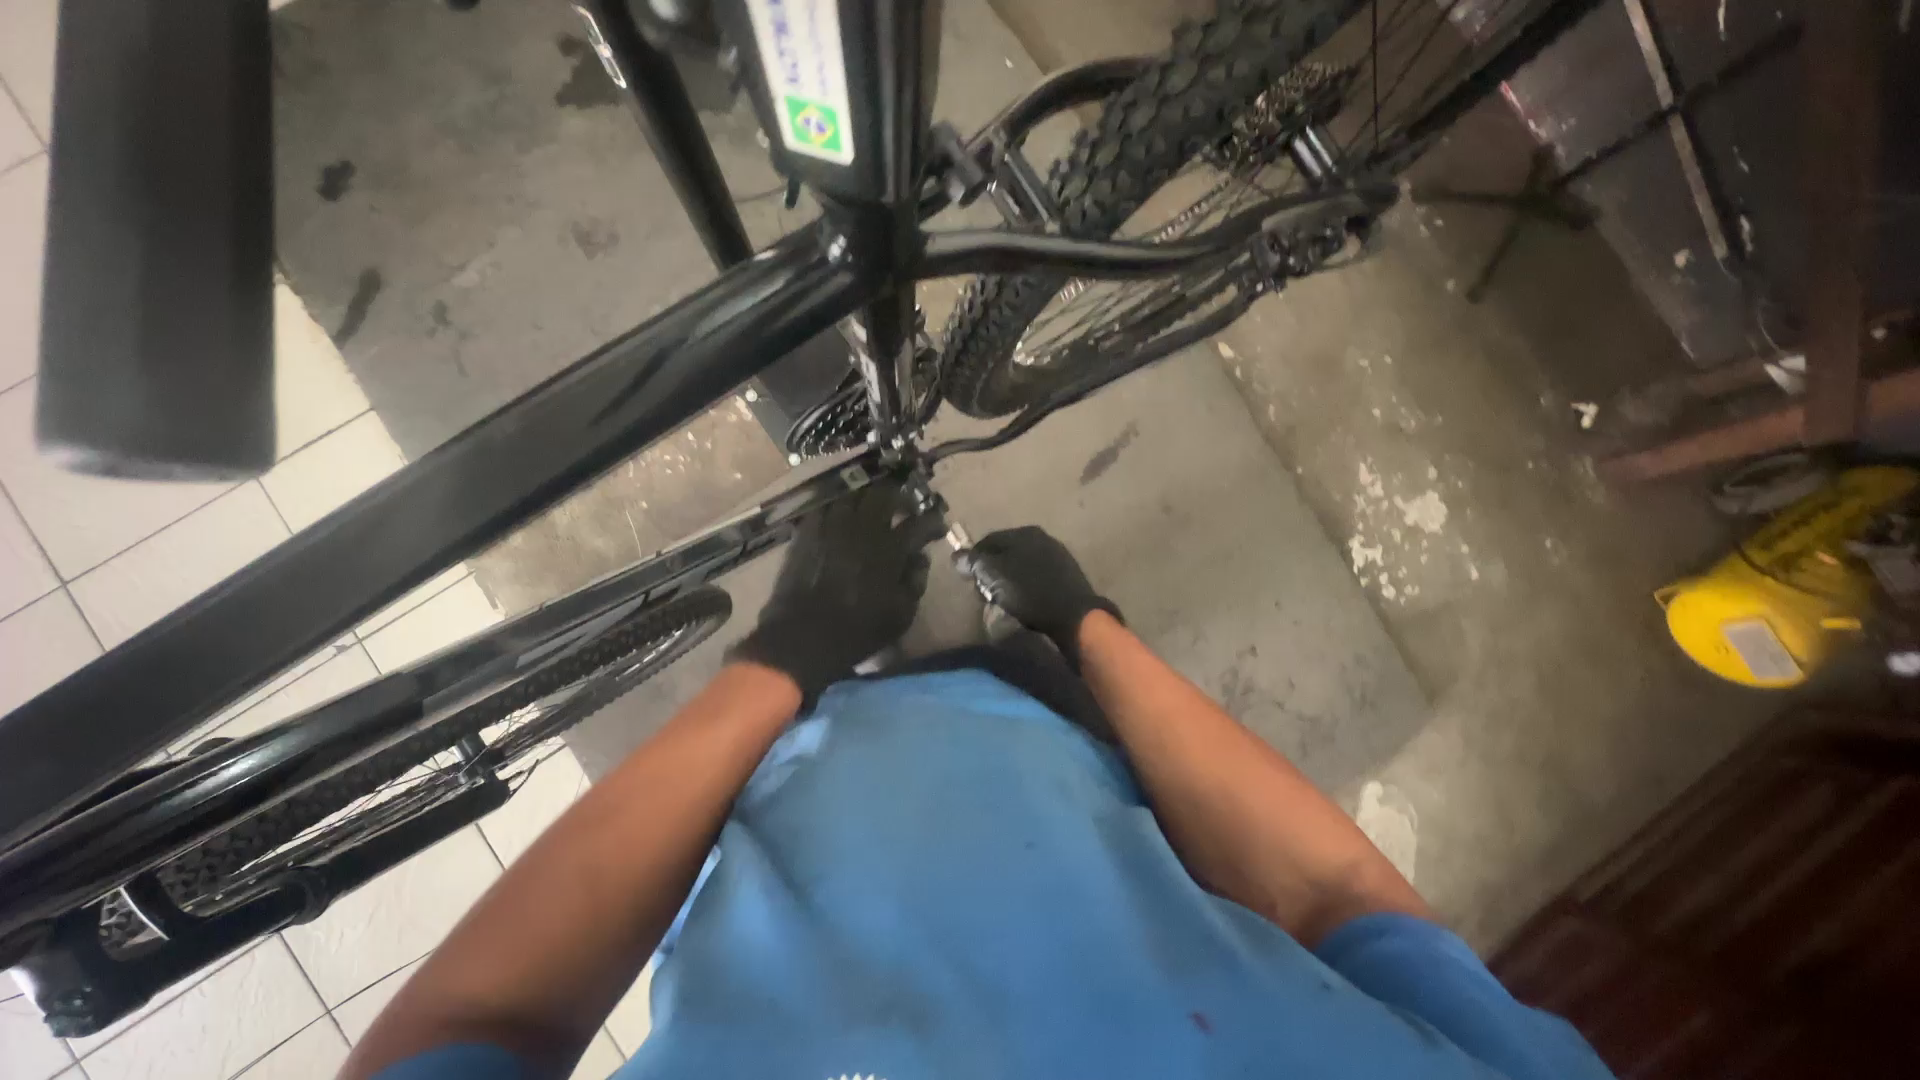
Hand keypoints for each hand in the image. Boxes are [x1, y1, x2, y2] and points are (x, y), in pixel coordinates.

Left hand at [726, 480, 939, 701]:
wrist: (802, 637)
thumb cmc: (857, 631)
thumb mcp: (900, 616)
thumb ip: (915, 582)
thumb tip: (920, 559)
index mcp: (890, 549)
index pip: (919, 523)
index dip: (932, 521)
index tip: (937, 527)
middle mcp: (863, 529)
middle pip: (885, 495)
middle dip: (899, 496)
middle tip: (903, 507)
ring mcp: (832, 526)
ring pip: (854, 494)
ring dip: (867, 498)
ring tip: (871, 507)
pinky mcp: (807, 532)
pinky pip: (825, 507)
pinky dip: (838, 508)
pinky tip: (840, 518)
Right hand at [968, 526, 1120, 664]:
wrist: (1073, 615)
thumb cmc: (1029, 592)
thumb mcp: (994, 577)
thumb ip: (973, 563)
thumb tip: (956, 556)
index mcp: (1024, 532)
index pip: (988, 540)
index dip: (974, 559)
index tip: (969, 580)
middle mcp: (1042, 538)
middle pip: (1006, 552)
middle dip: (992, 571)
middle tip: (985, 593)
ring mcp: (1057, 555)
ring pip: (1022, 565)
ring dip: (1009, 580)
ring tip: (1004, 601)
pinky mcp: (1067, 575)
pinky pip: (1037, 576)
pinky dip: (1026, 586)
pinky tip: (1025, 602)